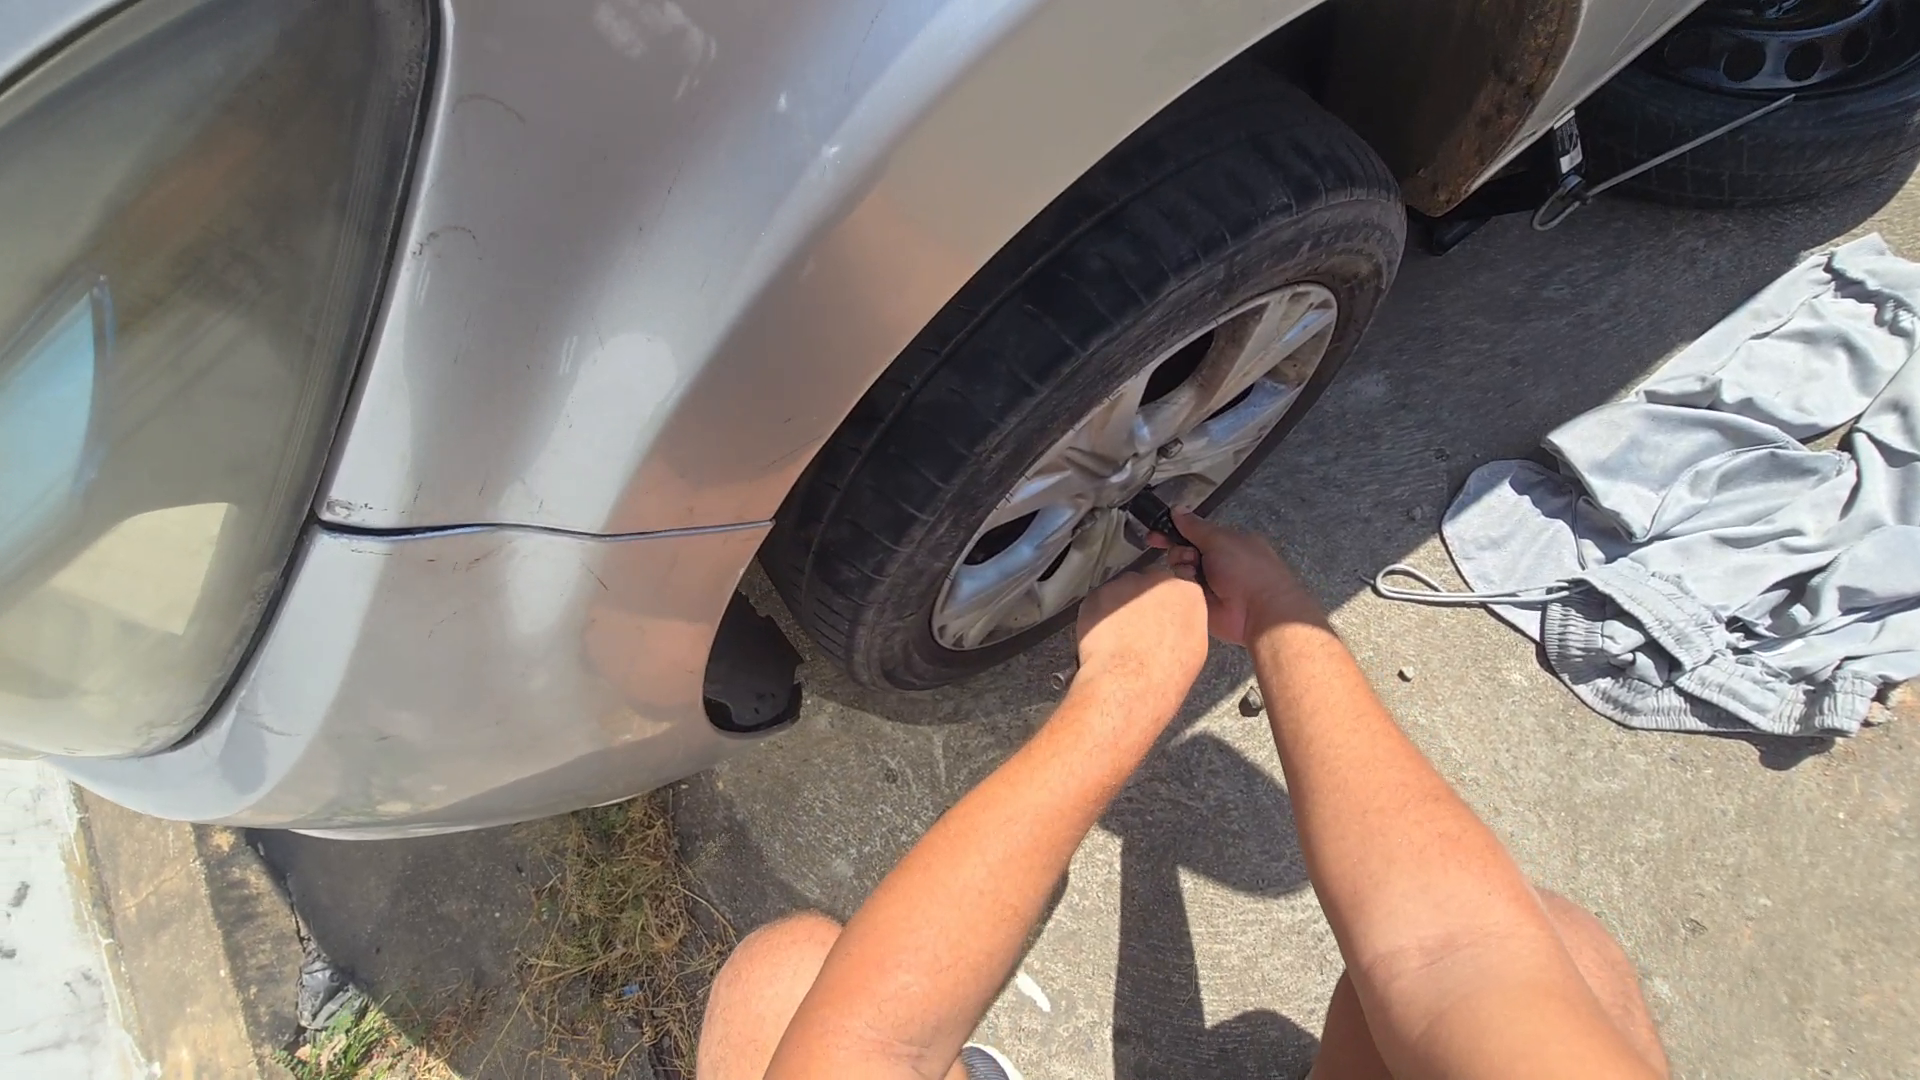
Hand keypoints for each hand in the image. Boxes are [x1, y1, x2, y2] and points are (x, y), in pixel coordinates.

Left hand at [1073, 565, 1208, 722]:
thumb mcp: (1193, 646)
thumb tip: (1176, 622)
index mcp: (1187, 593)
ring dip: (1119, 606)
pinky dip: (1098, 615)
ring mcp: (1125, 585)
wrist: (1130, 680)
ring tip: (1119, 636)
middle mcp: (1156, 581)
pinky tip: (1104, 636)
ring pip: (1121, 591)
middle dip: (1142, 600)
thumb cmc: (1164, 673)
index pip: (1179, 583)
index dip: (1167, 600)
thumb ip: (1185, 621)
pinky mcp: (1098, 595)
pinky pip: (1098, 601)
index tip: (1162, 612)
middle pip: (1148, 583)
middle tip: (1137, 627)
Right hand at [1154, 507, 1322, 644]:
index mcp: (1226, 543)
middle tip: (1190, 557)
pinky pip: (1181, 590)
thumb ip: (1194, 526)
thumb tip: (1177, 509)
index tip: (1155, 534)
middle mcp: (1217, 563)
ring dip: (1184, 570)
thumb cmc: (1246, 569)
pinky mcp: (1201, 603)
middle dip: (1180, 552)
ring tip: (1197, 575)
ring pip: (1179, 571)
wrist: (1258, 610)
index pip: (1194, 533)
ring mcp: (1209, 584)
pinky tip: (1195, 588)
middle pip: (1181, 551)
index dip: (1173, 532)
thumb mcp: (1220, 539)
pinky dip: (1185, 587)